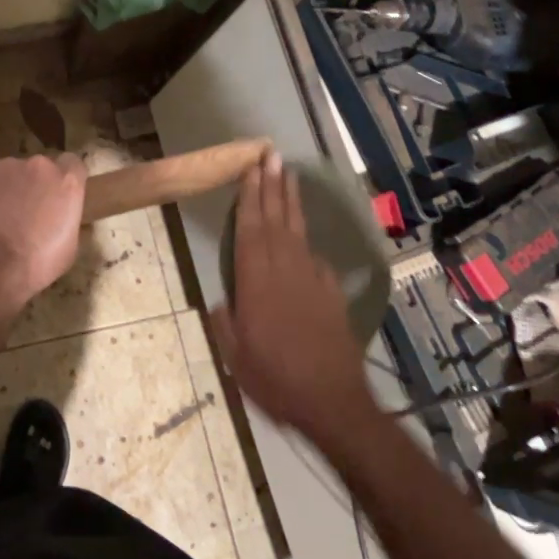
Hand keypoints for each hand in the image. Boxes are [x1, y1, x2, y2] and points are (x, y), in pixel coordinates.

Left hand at [0, 154, 86, 323]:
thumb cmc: (32, 266)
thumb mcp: (68, 250)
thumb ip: (67, 219)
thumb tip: (61, 216)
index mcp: (65, 182)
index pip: (72, 165)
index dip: (64, 181)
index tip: (58, 197)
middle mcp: (37, 166)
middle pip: (39, 169)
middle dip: (34, 186)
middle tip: (25, 213)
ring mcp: (3, 166)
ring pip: (9, 173)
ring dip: (7, 189)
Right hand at [210, 153, 375, 443]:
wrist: (333, 402)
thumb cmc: (275, 380)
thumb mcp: (235, 357)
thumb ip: (226, 323)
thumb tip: (224, 301)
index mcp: (256, 282)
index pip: (250, 229)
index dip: (249, 197)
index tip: (250, 169)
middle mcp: (284, 271)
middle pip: (275, 220)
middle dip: (272, 186)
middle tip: (271, 156)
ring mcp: (312, 279)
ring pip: (297, 231)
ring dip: (290, 202)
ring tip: (288, 176)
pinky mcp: (331, 293)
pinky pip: (314, 258)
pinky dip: (306, 240)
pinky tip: (303, 236)